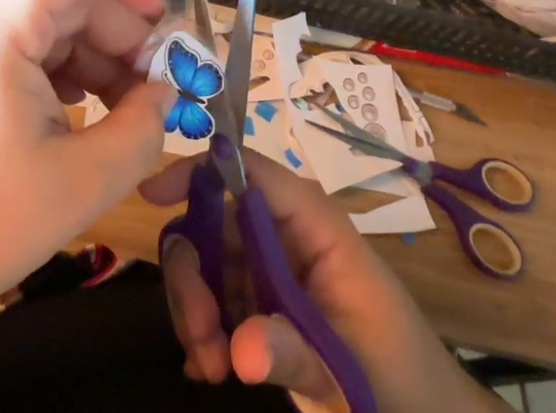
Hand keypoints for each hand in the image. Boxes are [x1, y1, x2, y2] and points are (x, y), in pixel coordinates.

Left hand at [0, 0, 176, 321]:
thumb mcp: (81, 184)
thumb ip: (143, 129)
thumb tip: (165, 94)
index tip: (163, 31)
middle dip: (127, 36)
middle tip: (161, 100)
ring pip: (56, 21)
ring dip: (103, 61)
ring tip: (132, 121)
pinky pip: (30, 48)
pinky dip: (70, 75)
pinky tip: (89, 123)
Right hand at [141, 152, 499, 412]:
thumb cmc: (404, 385)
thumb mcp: (350, 372)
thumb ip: (294, 354)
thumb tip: (237, 349)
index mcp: (319, 232)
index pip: (254, 175)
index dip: (201, 171)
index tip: (152, 196)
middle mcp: (288, 240)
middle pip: (214, 222)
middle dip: (191, 275)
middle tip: (200, 339)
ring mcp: (272, 272)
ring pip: (205, 262)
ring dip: (194, 312)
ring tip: (214, 370)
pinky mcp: (262, 304)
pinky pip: (212, 297)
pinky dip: (201, 330)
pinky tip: (211, 370)